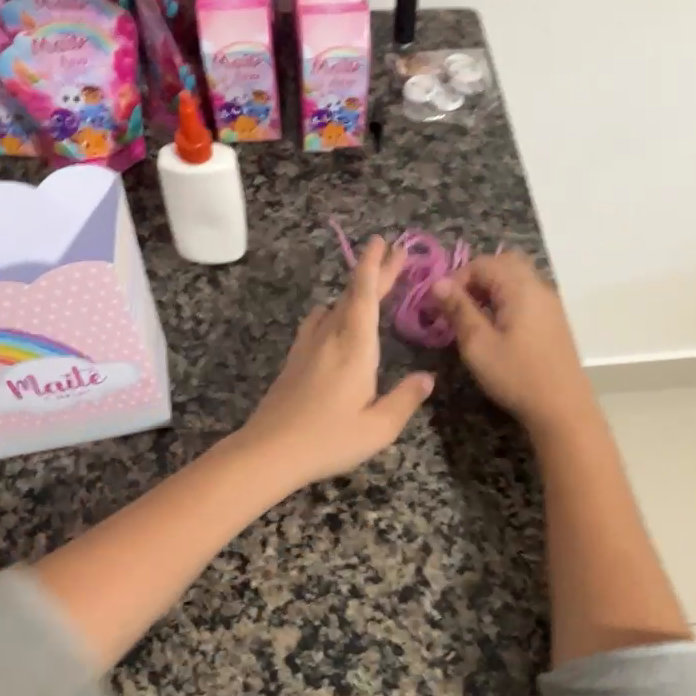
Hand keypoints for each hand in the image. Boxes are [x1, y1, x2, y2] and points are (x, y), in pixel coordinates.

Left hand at [237, 238, 435, 487]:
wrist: (269, 452)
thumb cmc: (329, 440)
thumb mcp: (378, 427)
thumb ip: (405, 399)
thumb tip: (426, 379)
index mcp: (355, 348)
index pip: (366, 295)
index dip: (375, 267)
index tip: (384, 243)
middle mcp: (329, 339)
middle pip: (351, 297)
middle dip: (372, 273)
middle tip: (390, 254)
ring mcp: (307, 349)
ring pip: (331, 309)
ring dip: (351, 295)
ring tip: (367, 290)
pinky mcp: (293, 363)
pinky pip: (316, 325)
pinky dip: (332, 313)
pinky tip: (331, 322)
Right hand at [431, 252, 595, 434]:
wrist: (562, 407)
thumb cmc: (516, 376)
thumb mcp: (477, 345)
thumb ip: (458, 310)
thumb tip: (437, 283)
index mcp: (519, 287)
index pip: (482, 263)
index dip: (456, 279)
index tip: (441, 305)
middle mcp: (538, 287)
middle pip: (504, 263)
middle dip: (476, 278)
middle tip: (458, 305)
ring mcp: (550, 303)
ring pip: (517, 278)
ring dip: (492, 289)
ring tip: (474, 318)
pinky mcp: (554, 320)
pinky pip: (527, 296)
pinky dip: (507, 301)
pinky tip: (497, 328)